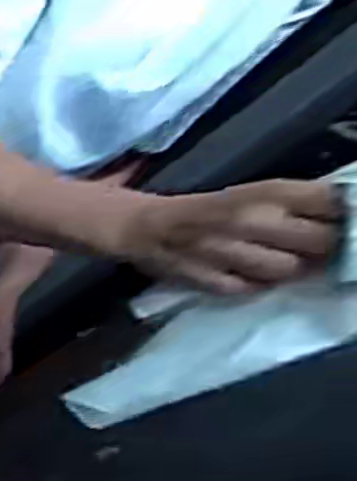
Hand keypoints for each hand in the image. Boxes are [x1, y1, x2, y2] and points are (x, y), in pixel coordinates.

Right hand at [117, 180, 342, 294]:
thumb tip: (347, 219)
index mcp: (272, 193)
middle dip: (326, 248)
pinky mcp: (197, 275)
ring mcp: (220, 251)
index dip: (351, 219)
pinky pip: (243, 288)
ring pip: (285, 269)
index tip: (347, 227)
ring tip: (283, 265)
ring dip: (291, 270)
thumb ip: (305, 202)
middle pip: (321, 241)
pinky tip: (250, 278)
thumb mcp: (261, 193)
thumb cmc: (212, 209)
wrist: (143, 227)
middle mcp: (249, 220)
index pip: (341, 205)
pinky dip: (253, 285)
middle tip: (317, 249)